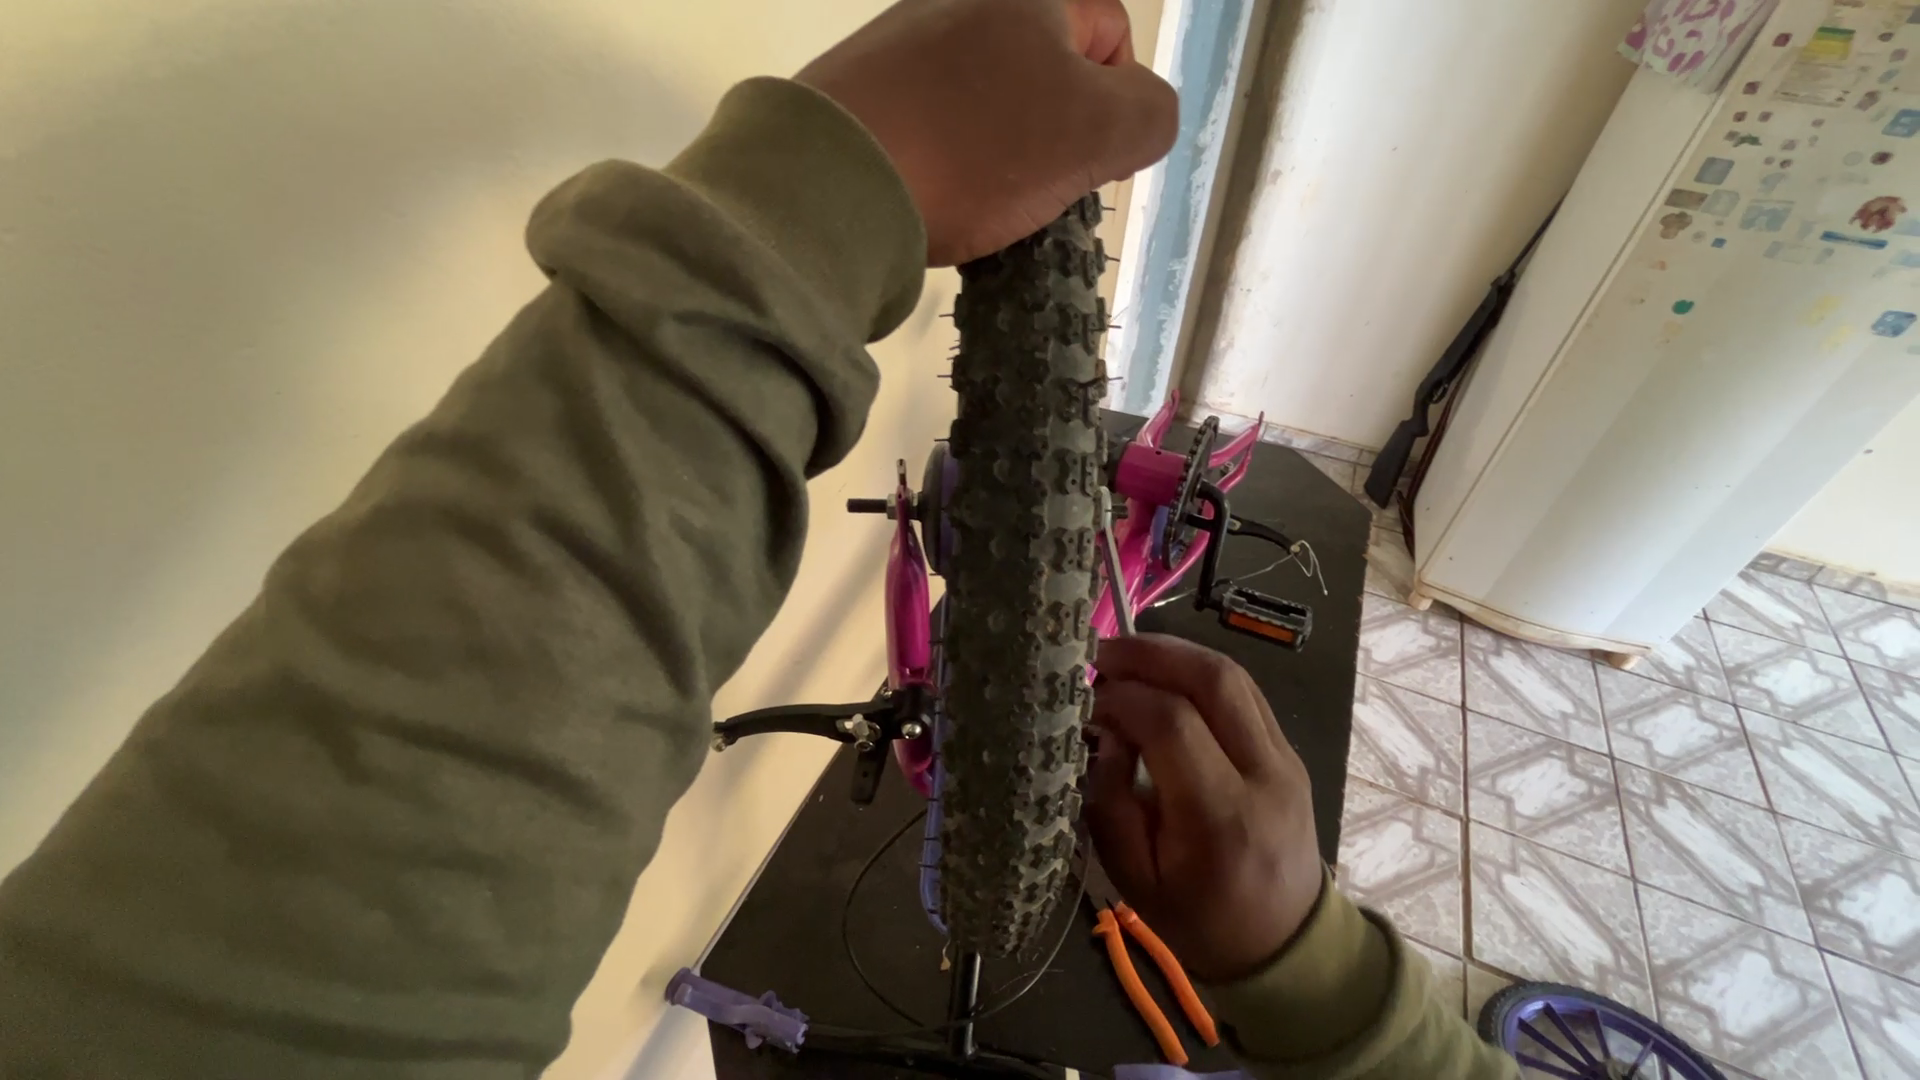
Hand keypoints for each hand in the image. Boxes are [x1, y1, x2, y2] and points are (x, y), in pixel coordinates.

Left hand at [797, 0, 1178, 265]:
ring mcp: (909, 39)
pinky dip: (952, 159)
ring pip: (991, 102)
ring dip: (1004, 153)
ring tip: (985, 200)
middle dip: (1057, 135)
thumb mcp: (1095, 134)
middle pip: (1048, 71)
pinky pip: (938, 122)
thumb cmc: (978, 149)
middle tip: (1039, 190)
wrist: (839, 180)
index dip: (1119, 105)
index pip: (1111, 32)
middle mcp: (967, 0)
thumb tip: (1139, 116)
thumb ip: (1149, 116)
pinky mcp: (869, 87)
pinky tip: (940, 193)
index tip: (1091, 166)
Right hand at [1085, 635, 1325, 982]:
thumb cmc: (1199, 919)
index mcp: (1220, 817)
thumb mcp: (1133, 878)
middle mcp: (1263, 775)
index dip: (1122, 697)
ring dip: (1174, 654)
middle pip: (1214, 680)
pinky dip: (1196, 672)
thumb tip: (1108, 732)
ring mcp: (1284, 758)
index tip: (1086, 700)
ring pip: (1233, 675)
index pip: (1172, 723)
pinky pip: (1242, 691)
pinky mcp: (1287, 751)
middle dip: (1151, 654)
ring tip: (1126, 657)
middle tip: (1102, 653)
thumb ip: (1110, 801)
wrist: (1286, 946)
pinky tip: (1162, 676)